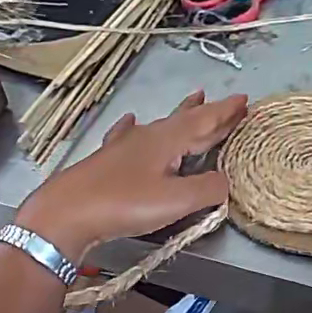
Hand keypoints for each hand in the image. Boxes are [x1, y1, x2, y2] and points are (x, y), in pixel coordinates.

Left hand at [16, 90, 247, 260]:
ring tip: (193, 100)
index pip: (205, 121)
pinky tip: (130, 122)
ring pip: (159, 126)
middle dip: (209, 113)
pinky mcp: (106, 161)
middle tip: (229, 103)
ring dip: (179, 116)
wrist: (66, 212)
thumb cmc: (123, 204)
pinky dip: (135, 128)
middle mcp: (147, 136)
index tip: (244, 101)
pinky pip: (127, 136)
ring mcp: (124, 146)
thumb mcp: (174, 201)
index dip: (226, 113)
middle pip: (185, 120)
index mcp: (168, 140)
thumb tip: (226, 182)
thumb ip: (207, 190)